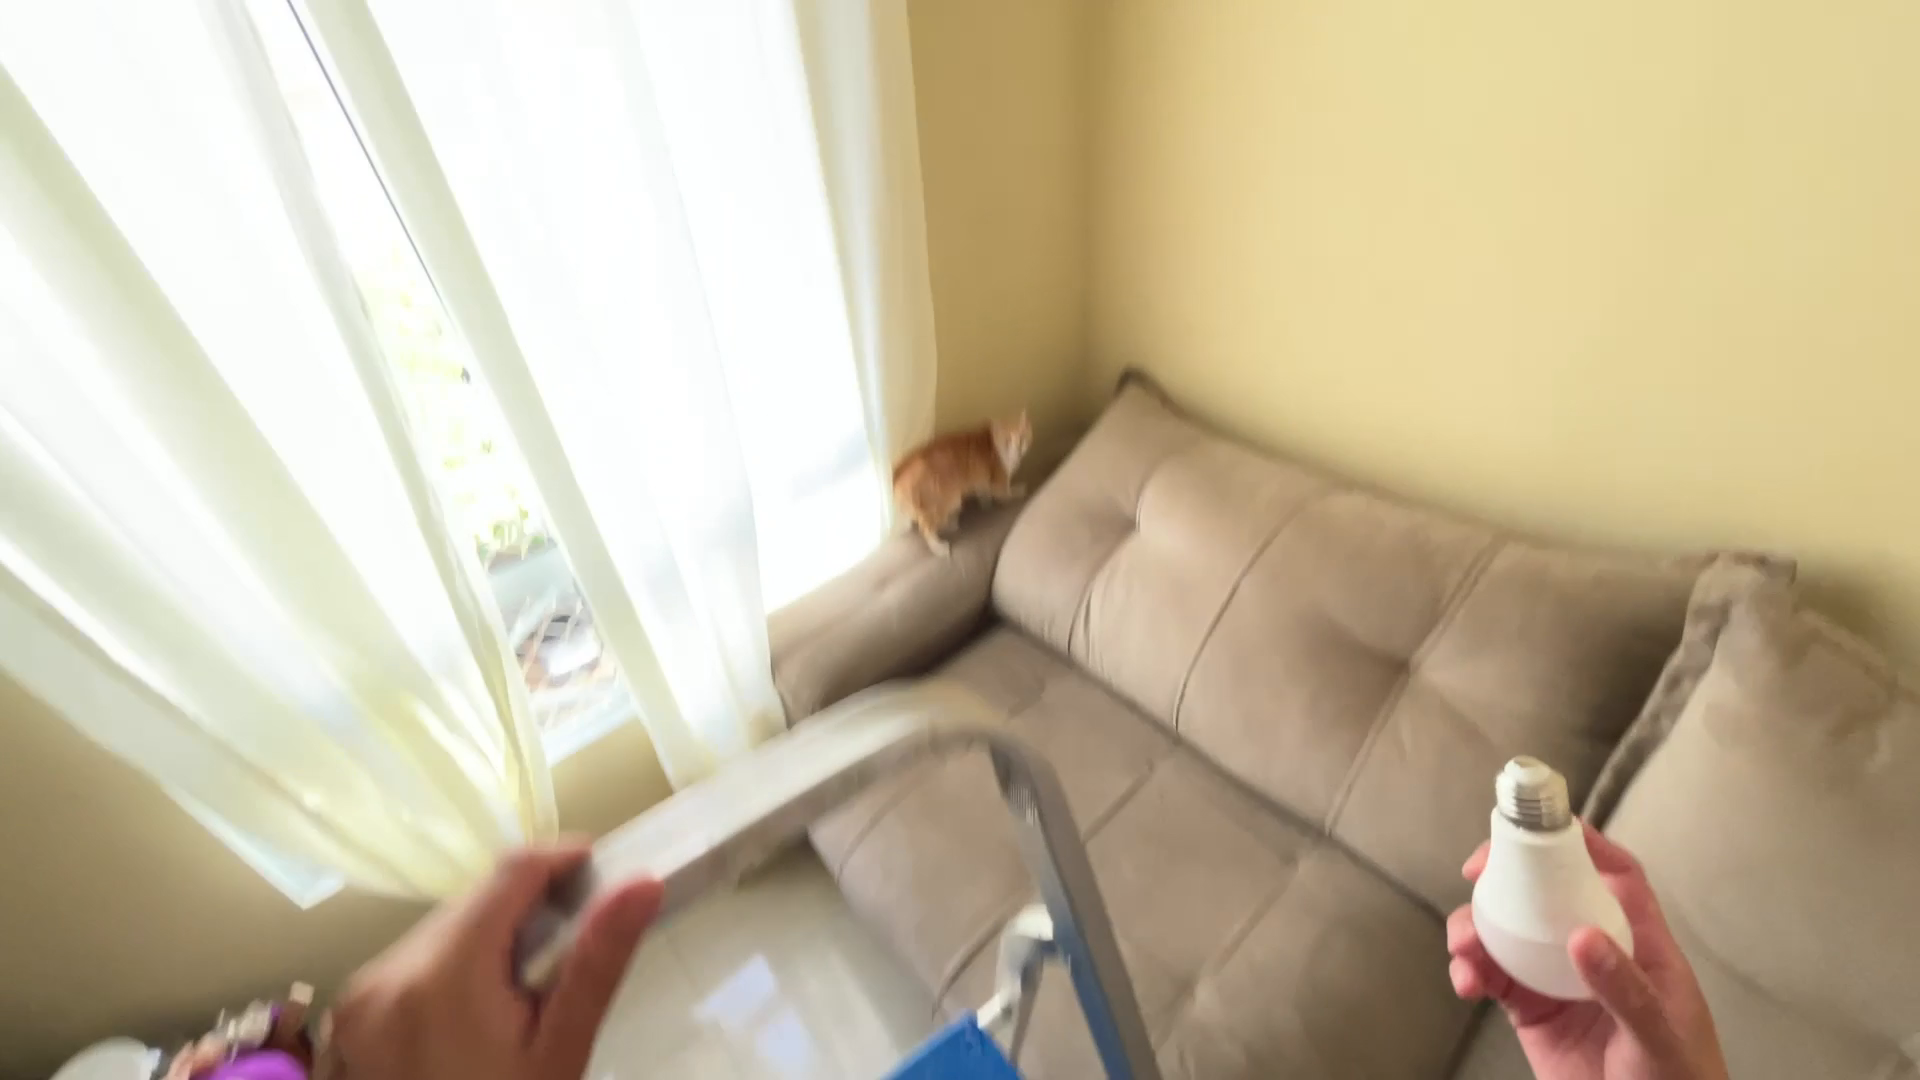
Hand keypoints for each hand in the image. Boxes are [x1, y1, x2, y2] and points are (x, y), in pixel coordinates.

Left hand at [327, 841, 662, 1079]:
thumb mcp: (561, 1050)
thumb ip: (598, 961)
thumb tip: (644, 881)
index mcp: (441, 976)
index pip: (514, 869)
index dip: (564, 859)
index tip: (601, 879)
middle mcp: (386, 972)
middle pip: (481, 895)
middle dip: (532, 905)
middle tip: (570, 953)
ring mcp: (359, 997)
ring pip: (452, 921)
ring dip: (498, 930)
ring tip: (526, 987)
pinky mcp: (351, 1016)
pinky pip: (422, 954)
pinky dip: (462, 959)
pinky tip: (480, 1008)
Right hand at [1446, 823, 1727, 1079]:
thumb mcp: (1663, 1042)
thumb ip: (1626, 992)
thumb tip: (1580, 935)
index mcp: (1636, 946)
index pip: (1615, 877)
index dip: (1581, 843)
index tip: (1539, 828)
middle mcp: (1590, 951)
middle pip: (1541, 891)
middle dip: (1502, 875)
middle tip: (1474, 872)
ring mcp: (1552, 975)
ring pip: (1501, 927)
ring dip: (1472, 927)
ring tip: (1464, 948)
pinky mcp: (1524, 1003)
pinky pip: (1486, 970)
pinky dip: (1467, 967)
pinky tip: (1466, 982)